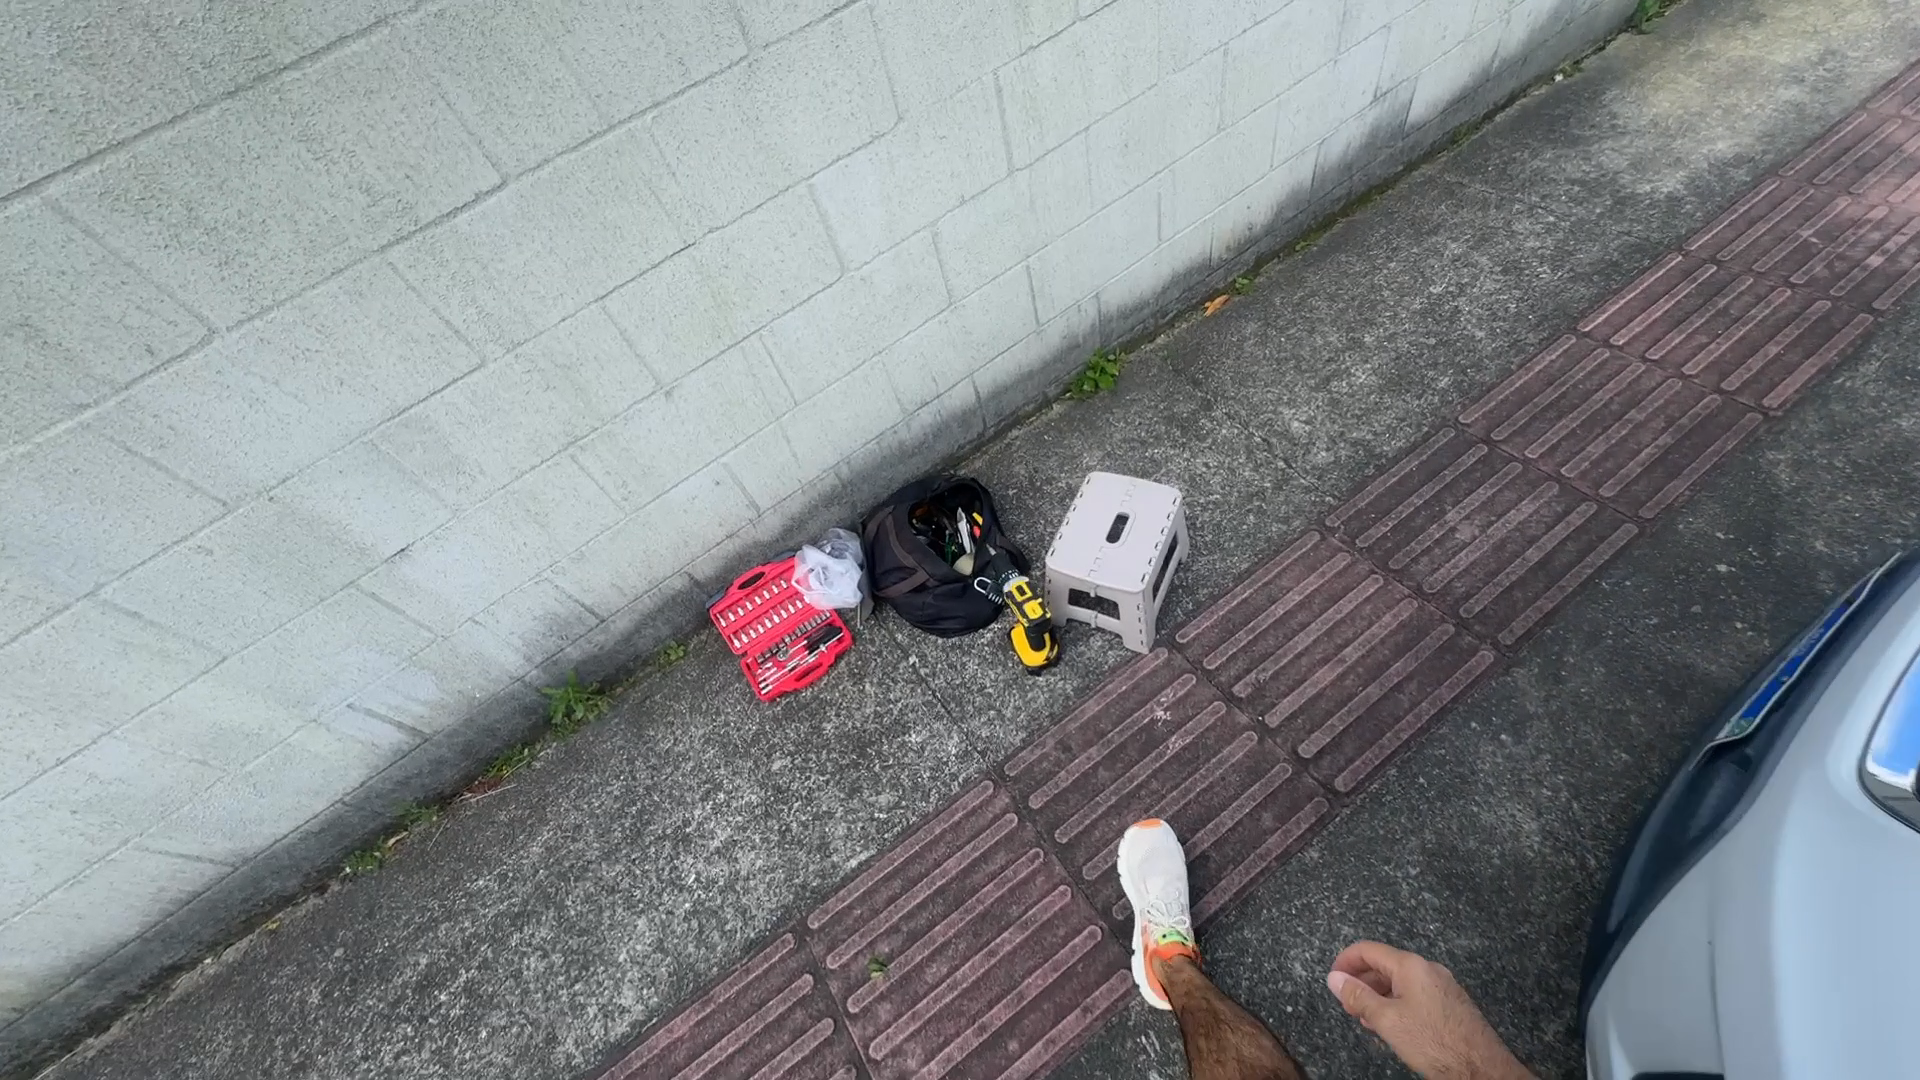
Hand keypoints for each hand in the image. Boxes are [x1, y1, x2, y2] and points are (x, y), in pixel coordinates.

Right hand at [1325, 941, 1533, 1079]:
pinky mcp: (1455, 1006)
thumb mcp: (1387, 1020)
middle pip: (1384, 965)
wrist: (1486, 1074)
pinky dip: (1398, 1005)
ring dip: (1379, 997)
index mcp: (1410, 965)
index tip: (1333, 982)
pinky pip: (1417, 996)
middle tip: (1348, 1006)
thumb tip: (1333, 979)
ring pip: (1401, 983)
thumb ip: (1357, 997)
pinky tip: (1395, 1027)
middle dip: (1362, 983)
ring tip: (1368, 1020)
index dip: (1345, 962)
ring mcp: (1445, 987)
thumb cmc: (1432, 1041)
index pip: (1367, 950)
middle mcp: (1428, 969)